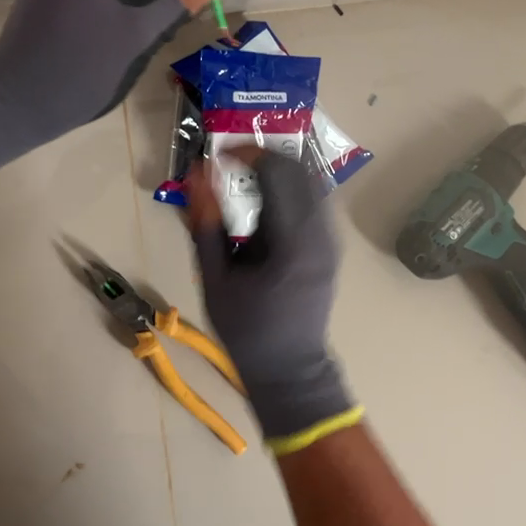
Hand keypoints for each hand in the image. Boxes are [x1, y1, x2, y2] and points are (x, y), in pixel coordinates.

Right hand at [188, 147, 356, 447]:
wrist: (291, 371)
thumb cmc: (247, 330)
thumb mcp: (215, 279)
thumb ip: (206, 225)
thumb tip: (194, 175)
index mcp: (293, 243)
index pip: (277, 173)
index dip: (245, 154)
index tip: (215, 156)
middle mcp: (321, 233)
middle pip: (299, 167)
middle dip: (261, 154)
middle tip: (227, 160)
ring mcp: (331, 238)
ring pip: (309, 178)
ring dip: (276, 167)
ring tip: (241, 174)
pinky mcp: (331, 244)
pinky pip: (313, 197)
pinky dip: (287, 185)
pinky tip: (262, 198)